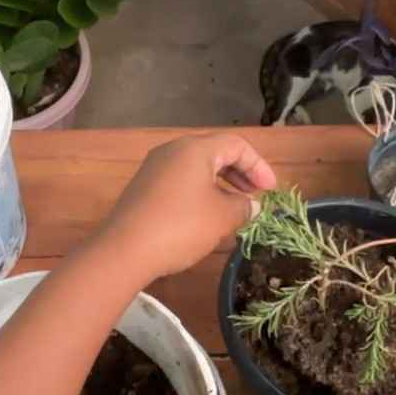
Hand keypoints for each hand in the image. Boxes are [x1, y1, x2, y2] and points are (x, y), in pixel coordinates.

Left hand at [90, 133, 276, 280]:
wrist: (124, 250)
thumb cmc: (180, 226)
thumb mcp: (221, 217)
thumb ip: (242, 206)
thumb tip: (251, 205)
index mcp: (195, 149)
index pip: (236, 144)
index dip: (258, 165)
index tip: (270, 190)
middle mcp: (172, 151)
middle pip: (215, 152)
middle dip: (240, 173)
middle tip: (256, 196)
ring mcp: (154, 169)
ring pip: (197, 168)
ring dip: (221, 184)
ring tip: (235, 208)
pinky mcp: (143, 188)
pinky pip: (180, 182)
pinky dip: (200, 192)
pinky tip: (207, 215)